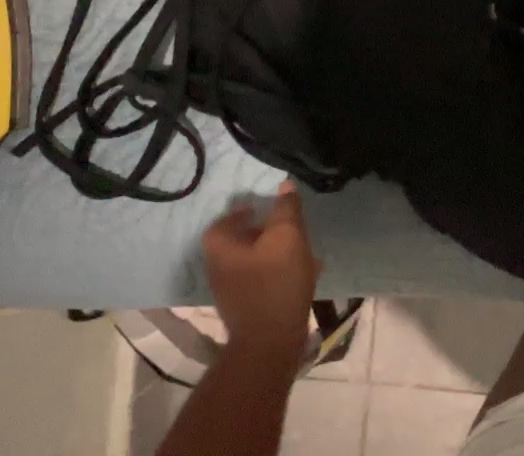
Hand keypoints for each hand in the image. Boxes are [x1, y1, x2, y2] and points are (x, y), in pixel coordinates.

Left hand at [202, 180, 321, 356]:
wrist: (271, 339)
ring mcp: (232, 289)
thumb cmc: (276, 281)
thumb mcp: (287, 236)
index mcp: (221, 249)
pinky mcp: (248, 305)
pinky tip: (304, 270)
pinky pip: (262, 277)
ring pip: (252, 259)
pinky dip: (278, 269)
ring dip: (273, 250)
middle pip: (238, 241)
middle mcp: (219, 268)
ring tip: (301, 246)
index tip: (262, 206)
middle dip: (261, 230)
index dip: (241, 211)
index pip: (224, 221)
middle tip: (286, 223)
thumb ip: (286, 209)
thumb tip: (284, 185)